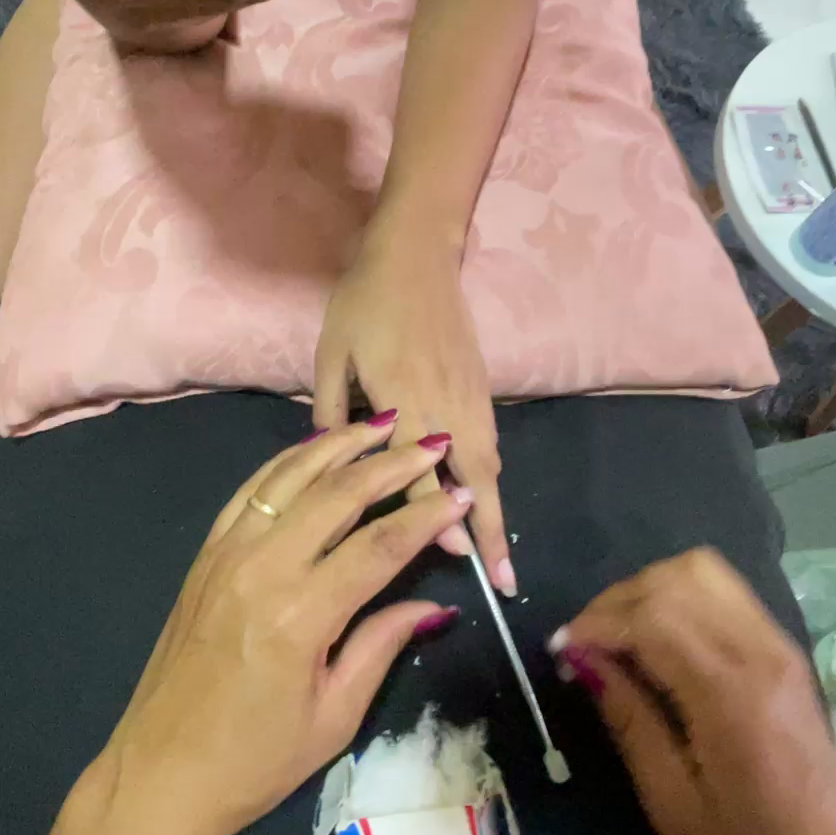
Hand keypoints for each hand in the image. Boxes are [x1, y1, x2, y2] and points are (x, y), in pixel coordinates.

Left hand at [17, 419, 470, 834]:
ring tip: (381, 423)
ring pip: (292, 475)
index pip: (380, 545)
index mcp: (301, 614)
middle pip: (339, 493)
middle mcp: (263, 566)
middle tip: (432, 442)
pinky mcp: (208, 552)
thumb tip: (435, 604)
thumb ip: (382, 645)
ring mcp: (229, 551)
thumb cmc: (254, 760)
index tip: (463, 495)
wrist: (159, 772)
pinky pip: (253, 489)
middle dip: (392, 463)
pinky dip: (290, 460)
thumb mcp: (333, 717)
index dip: (428, 516)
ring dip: (340, 443)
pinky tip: (317, 447)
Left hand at [314, 237, 512, 592]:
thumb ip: (332, 410)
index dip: (440, 518)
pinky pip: (489, 438)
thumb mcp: (331, 354)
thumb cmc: (363, 303)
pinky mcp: (480, 382)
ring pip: (489, 460)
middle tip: (504, 580)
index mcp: (404, 401)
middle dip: (491, 529)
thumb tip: (331, 457)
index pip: (423, 473)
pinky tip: (485, 492)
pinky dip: (491, 472)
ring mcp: (469, 394)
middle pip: (476, 477)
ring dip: (497, 506)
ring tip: (502, 551)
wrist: (414, 255)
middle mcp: (445, 406)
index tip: (460, 562)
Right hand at [551, 551, 835, 834]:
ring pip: (698, 569)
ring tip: (620, 629)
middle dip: (616, 600)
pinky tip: (657, 630)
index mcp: (731, 695)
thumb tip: (581, 658)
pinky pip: (720, 586)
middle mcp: (759, 652)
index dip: (597, 623)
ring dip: (647, 588)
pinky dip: (676, 591)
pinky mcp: (781, 643)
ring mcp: (776, 641)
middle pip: (673, 580)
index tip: (562, 647)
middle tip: (587, 641)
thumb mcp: (670, 799)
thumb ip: (627, 717)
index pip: (652, 619)